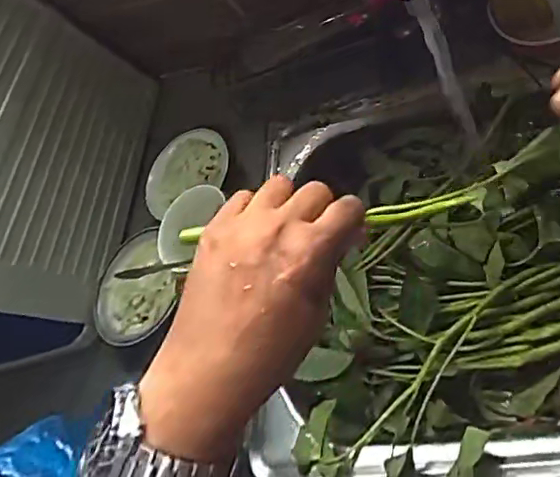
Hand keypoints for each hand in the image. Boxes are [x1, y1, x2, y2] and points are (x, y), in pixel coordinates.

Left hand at [139, 176, 364, 461]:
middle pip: (315, 190)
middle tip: (314, 232)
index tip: (349, 229)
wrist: (206, 373)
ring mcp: (243, 223)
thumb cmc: (270, 354)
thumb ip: (331, 265)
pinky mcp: (215, 227)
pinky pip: (242, 197)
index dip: (353, 217)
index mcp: (310, 250)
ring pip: (279, 185)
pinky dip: (252, 209)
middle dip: (322, 209)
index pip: (347, 207)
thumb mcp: (316, 314)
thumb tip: (345, 237)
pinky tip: (250, 233)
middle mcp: (279, 227)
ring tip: (279, 228)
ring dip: (286, 203)